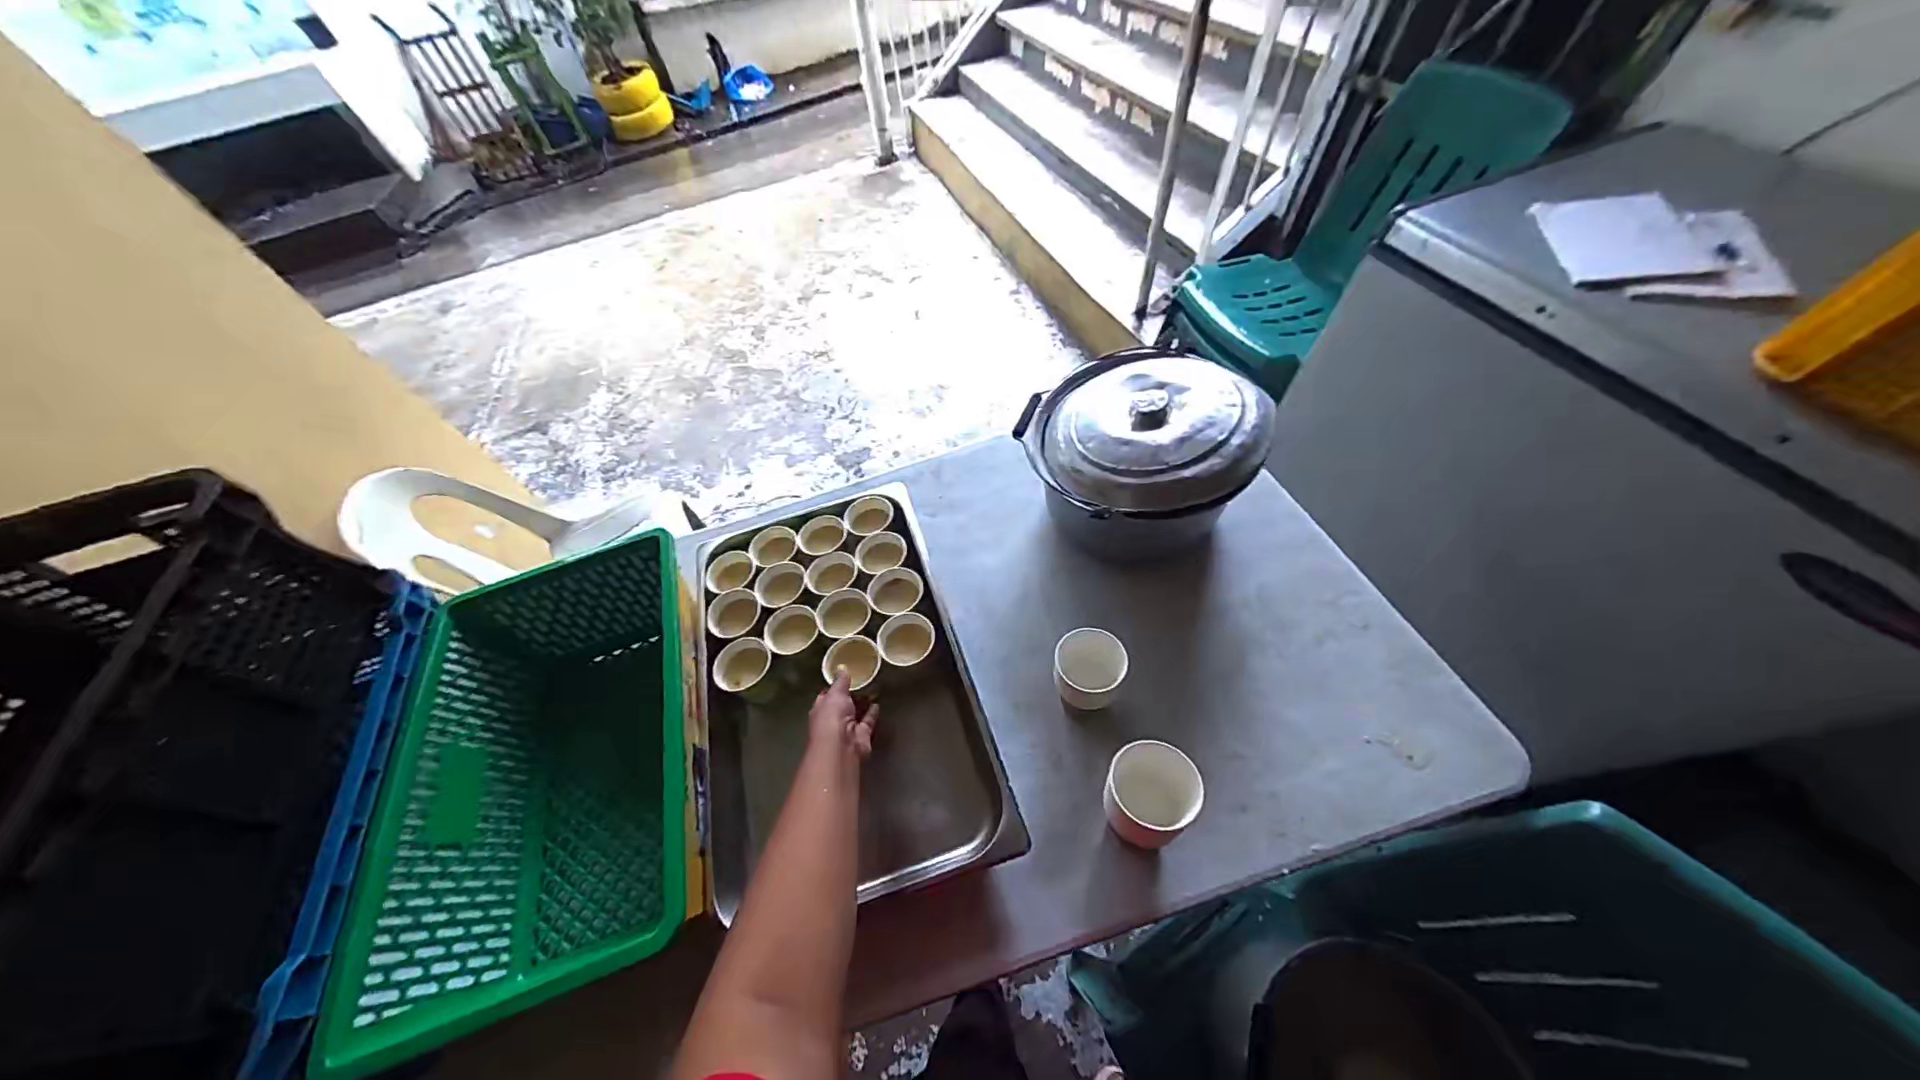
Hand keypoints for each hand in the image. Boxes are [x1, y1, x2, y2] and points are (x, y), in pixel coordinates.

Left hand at [810, 670, 878, 758]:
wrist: (842, 746)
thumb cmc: (832, 717)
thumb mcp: (836, 693)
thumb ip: (841, 681)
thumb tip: (841, 667)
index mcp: (821, 709)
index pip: (827, 696)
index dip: (835, 687)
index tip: (845, 677)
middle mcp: (833, 719)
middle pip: (842, 705)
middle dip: (850, 695)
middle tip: (862, 681)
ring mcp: (847, 728)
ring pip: (856, 713)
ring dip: (862, 704)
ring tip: (872, 690)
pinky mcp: (861, 735)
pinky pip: (867, 721)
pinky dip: (872, 713)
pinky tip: (877, 704)